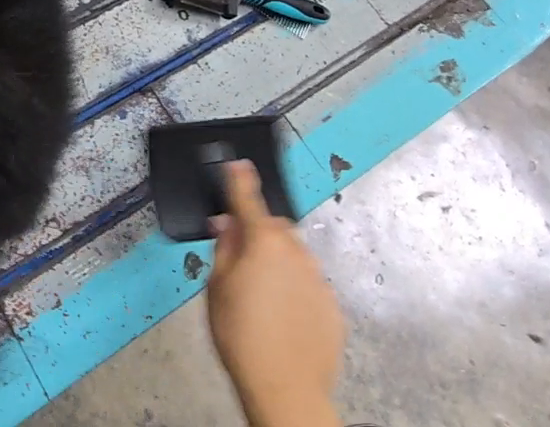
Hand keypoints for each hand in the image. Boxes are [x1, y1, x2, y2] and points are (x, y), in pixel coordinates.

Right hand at [205, 161, 343, 426]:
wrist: (286, 387)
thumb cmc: (239, 333)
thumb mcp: (216, 287)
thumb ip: (224, 248)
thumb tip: (227, 223)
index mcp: (262, 242)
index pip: (248, 200)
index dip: (239, 179)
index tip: (238, 163)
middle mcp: (295, 252)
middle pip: (275, 228)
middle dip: (258, 230)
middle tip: (239, 253)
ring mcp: (318, 279)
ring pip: (293, 254)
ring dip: (277, 258)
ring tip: (260, 290)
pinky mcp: (332, 305)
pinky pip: (308, 282)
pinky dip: (294, 285)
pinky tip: (281, 313)